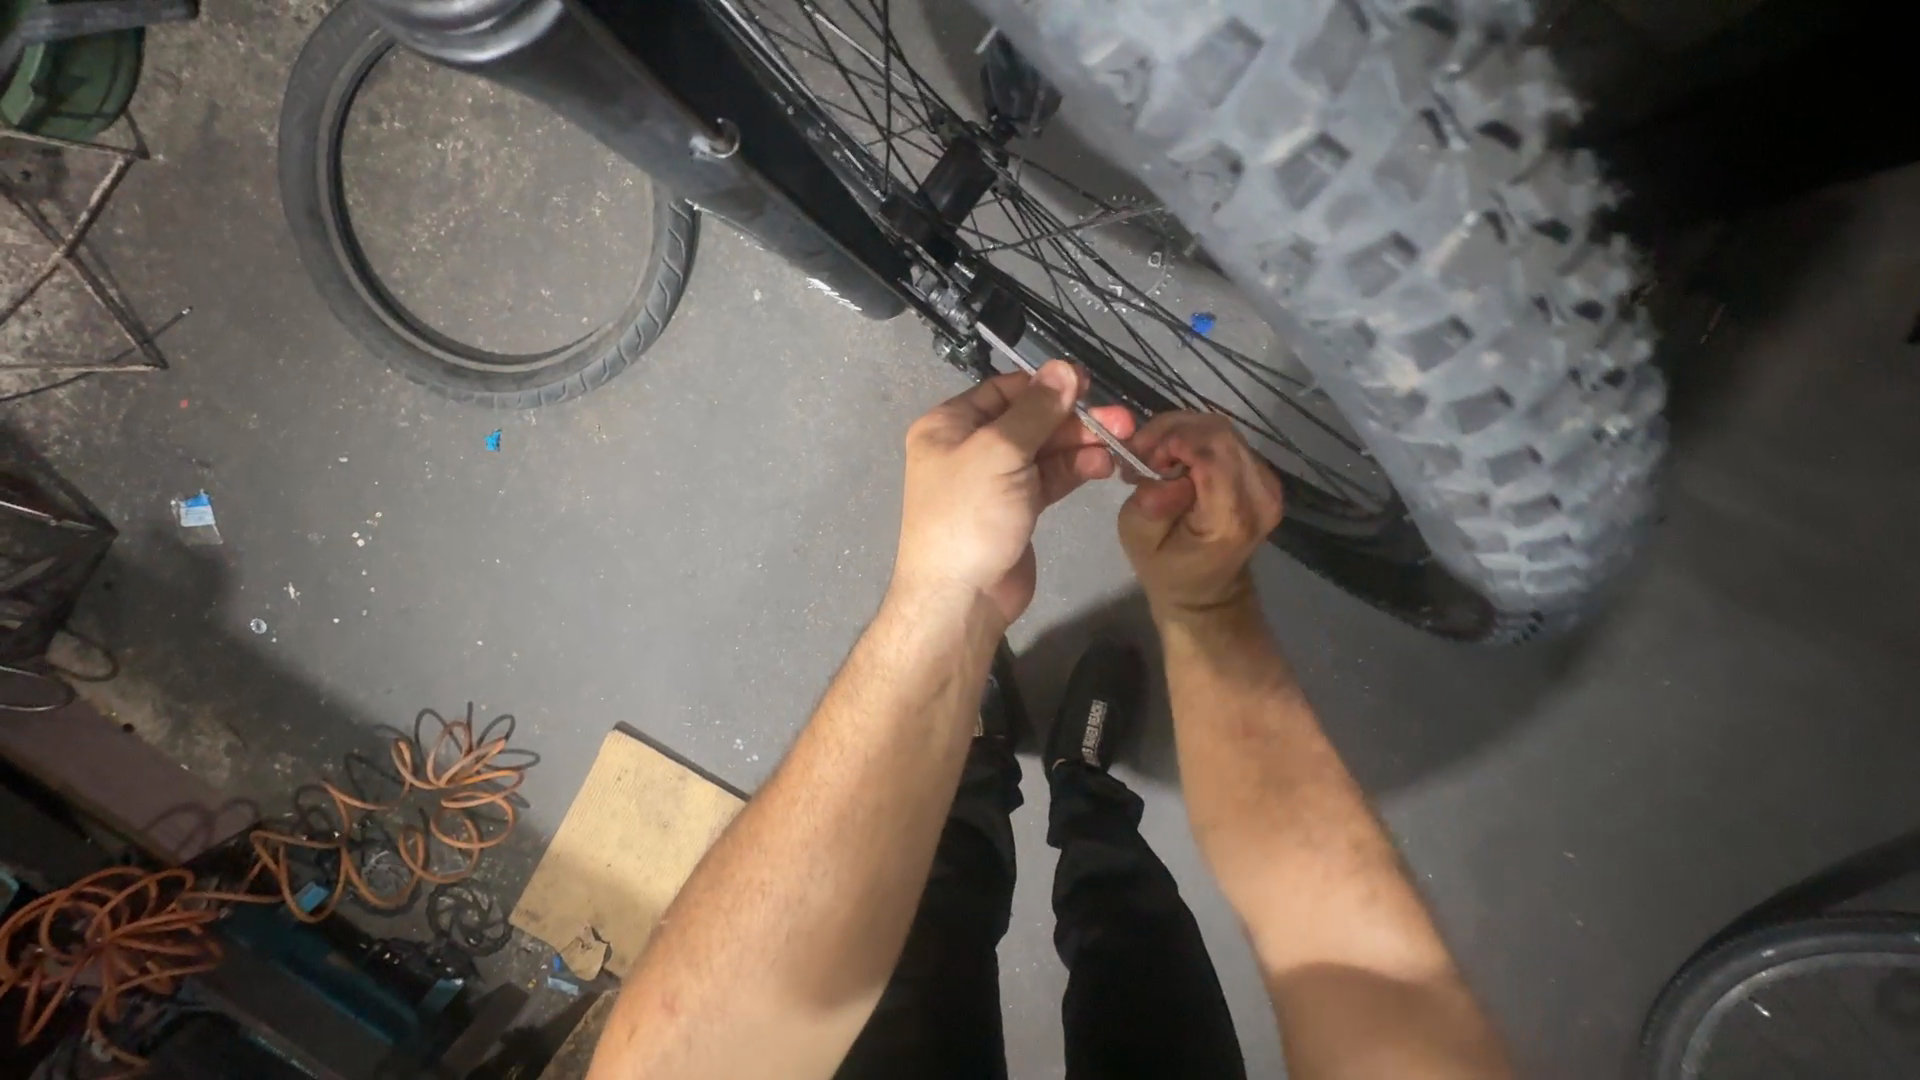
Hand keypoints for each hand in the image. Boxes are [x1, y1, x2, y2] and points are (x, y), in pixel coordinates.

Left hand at [893, 360, 1136, 625]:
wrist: (960, 598)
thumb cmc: (970, 516)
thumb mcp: (1000, 453)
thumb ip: (1035, 410)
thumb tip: (1063, 367)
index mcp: (949, 426)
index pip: (1003, 390)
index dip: (1045, 385)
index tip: (1086, 384)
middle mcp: (969, 448)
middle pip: (1029, 420)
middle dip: (1073, 418)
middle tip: (1121, 418)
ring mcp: (994, 481)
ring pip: (1043, 450)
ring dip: (1081, 444)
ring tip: (1122, 440)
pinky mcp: (1017, 509)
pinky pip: (1048, 479)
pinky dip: (1074, 469)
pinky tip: (1103, 465)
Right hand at [1117, 412, 1282, 618]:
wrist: (1207, 593)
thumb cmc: (1168, 570)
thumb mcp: (1139, 543)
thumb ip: (1150, 506)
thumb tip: (1164, 476)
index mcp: (1231, 516)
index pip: (1210, 452)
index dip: (1170, 440)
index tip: (1140, 457)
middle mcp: (1260, 495)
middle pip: (1217, 433)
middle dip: (1171, 432)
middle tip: (1141, 454)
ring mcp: (1267, 484)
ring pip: (1221, 430)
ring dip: (1181, 433)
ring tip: (1154, 457)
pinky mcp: (1263, 475)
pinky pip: (1226, 440)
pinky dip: (1194, 440)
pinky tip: (1174, 459)